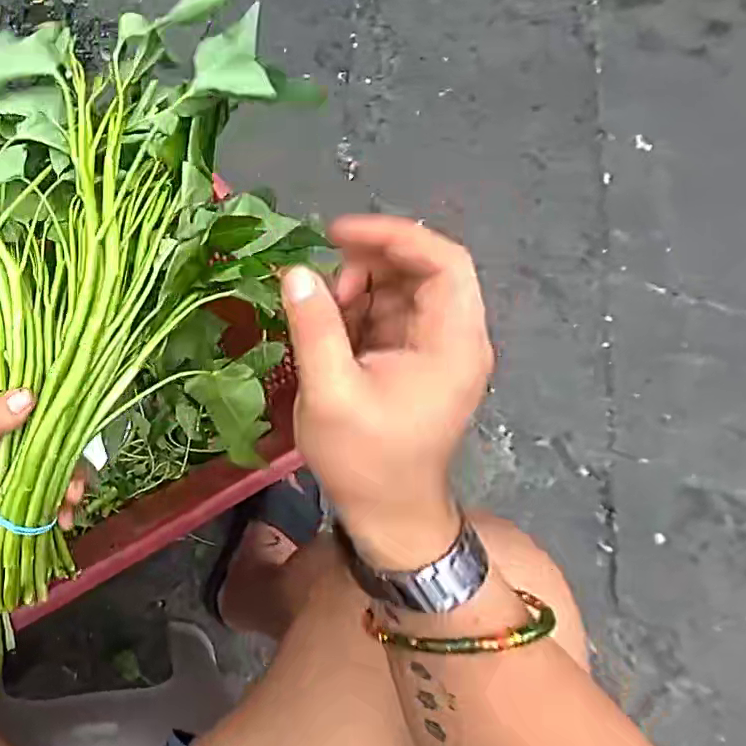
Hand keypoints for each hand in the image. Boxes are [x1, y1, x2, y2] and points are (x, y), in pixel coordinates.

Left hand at [0, 388, 85, 549]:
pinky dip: (66, 499)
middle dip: (69, 447)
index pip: (23, 390)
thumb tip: (28, 395)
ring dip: (72, 479)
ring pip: (60, 456)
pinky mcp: (33, 484)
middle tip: (74, 469)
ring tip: (72, 500)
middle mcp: (11, 431)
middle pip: (51, 425)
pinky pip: (59, 484)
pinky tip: (65, 516)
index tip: (71, 402)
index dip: (47, 393)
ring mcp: (24, 459)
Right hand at [280, 215, 494, 568]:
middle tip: (318, 285)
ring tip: (317, 314)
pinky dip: (351, 311)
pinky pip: (383, 314)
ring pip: (397, 289)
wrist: (387, 512)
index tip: (335, 233)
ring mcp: (430, 348)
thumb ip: (314, 327)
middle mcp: (451, 337)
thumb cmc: (365, 458)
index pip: (443, 263)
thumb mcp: (330, 391)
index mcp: (451, 343)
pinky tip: (325, 330)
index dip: (393, 236)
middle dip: (365, 264)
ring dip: (353, 289)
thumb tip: (294, 271)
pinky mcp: (407, 359)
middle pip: (419, 270)